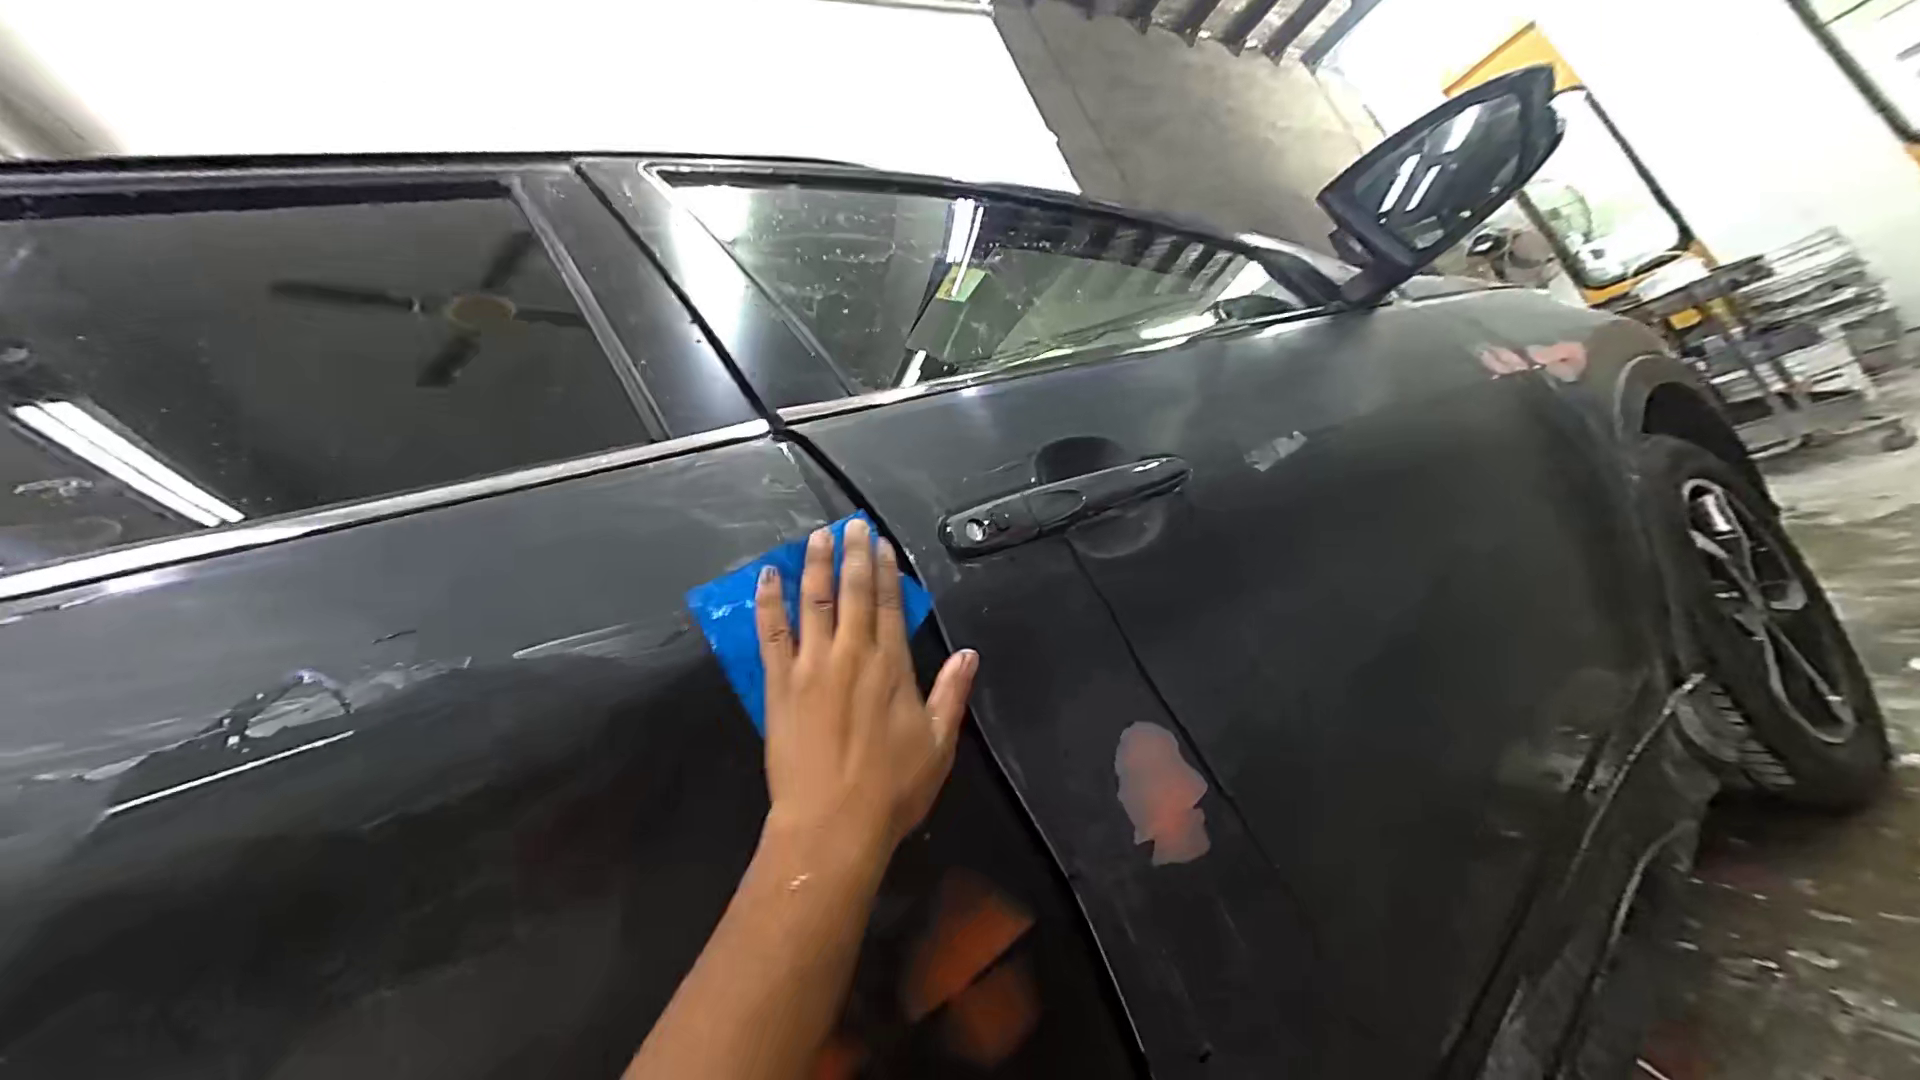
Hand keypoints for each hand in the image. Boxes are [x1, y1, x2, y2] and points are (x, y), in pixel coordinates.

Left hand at [755, 518, 978, 864]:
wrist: (831, 826)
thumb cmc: (891, 789)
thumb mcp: (938, 743)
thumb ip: (952, 693)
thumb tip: (969, 653)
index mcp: (890, 667)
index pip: (888, 605)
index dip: (885, 571)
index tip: (881, 544)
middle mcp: (851, 655)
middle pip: (852, 592)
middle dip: (854, 554)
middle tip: (852, 524)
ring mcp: (810, 666)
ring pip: (814, 602)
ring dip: (816, 566)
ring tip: (818, 536)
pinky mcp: (778, 685)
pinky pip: (772, 633)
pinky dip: (769, 602)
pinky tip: (768, 577)